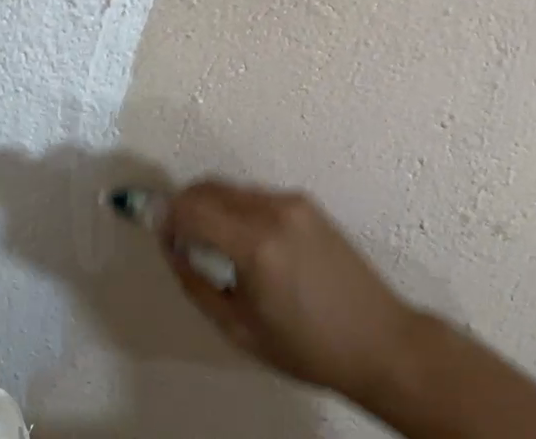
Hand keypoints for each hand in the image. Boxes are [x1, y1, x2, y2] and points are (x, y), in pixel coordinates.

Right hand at [160, 179, 421, 398]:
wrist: (381, 342)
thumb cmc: (309, 347)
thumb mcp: (239, 329)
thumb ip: (196, 283)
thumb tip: (171, 247)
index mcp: (255, 245)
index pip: (190, 209)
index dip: (164, 216)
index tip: (154, 231)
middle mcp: (273, 212)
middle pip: (207, 189)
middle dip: (181, 205)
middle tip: (174, 235)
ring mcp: (294, 203)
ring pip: (230, 188)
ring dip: (208, 204)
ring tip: (207, 240)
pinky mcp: (308, 204)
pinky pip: (255, 195)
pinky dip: (235, 207)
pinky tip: (240, 240)